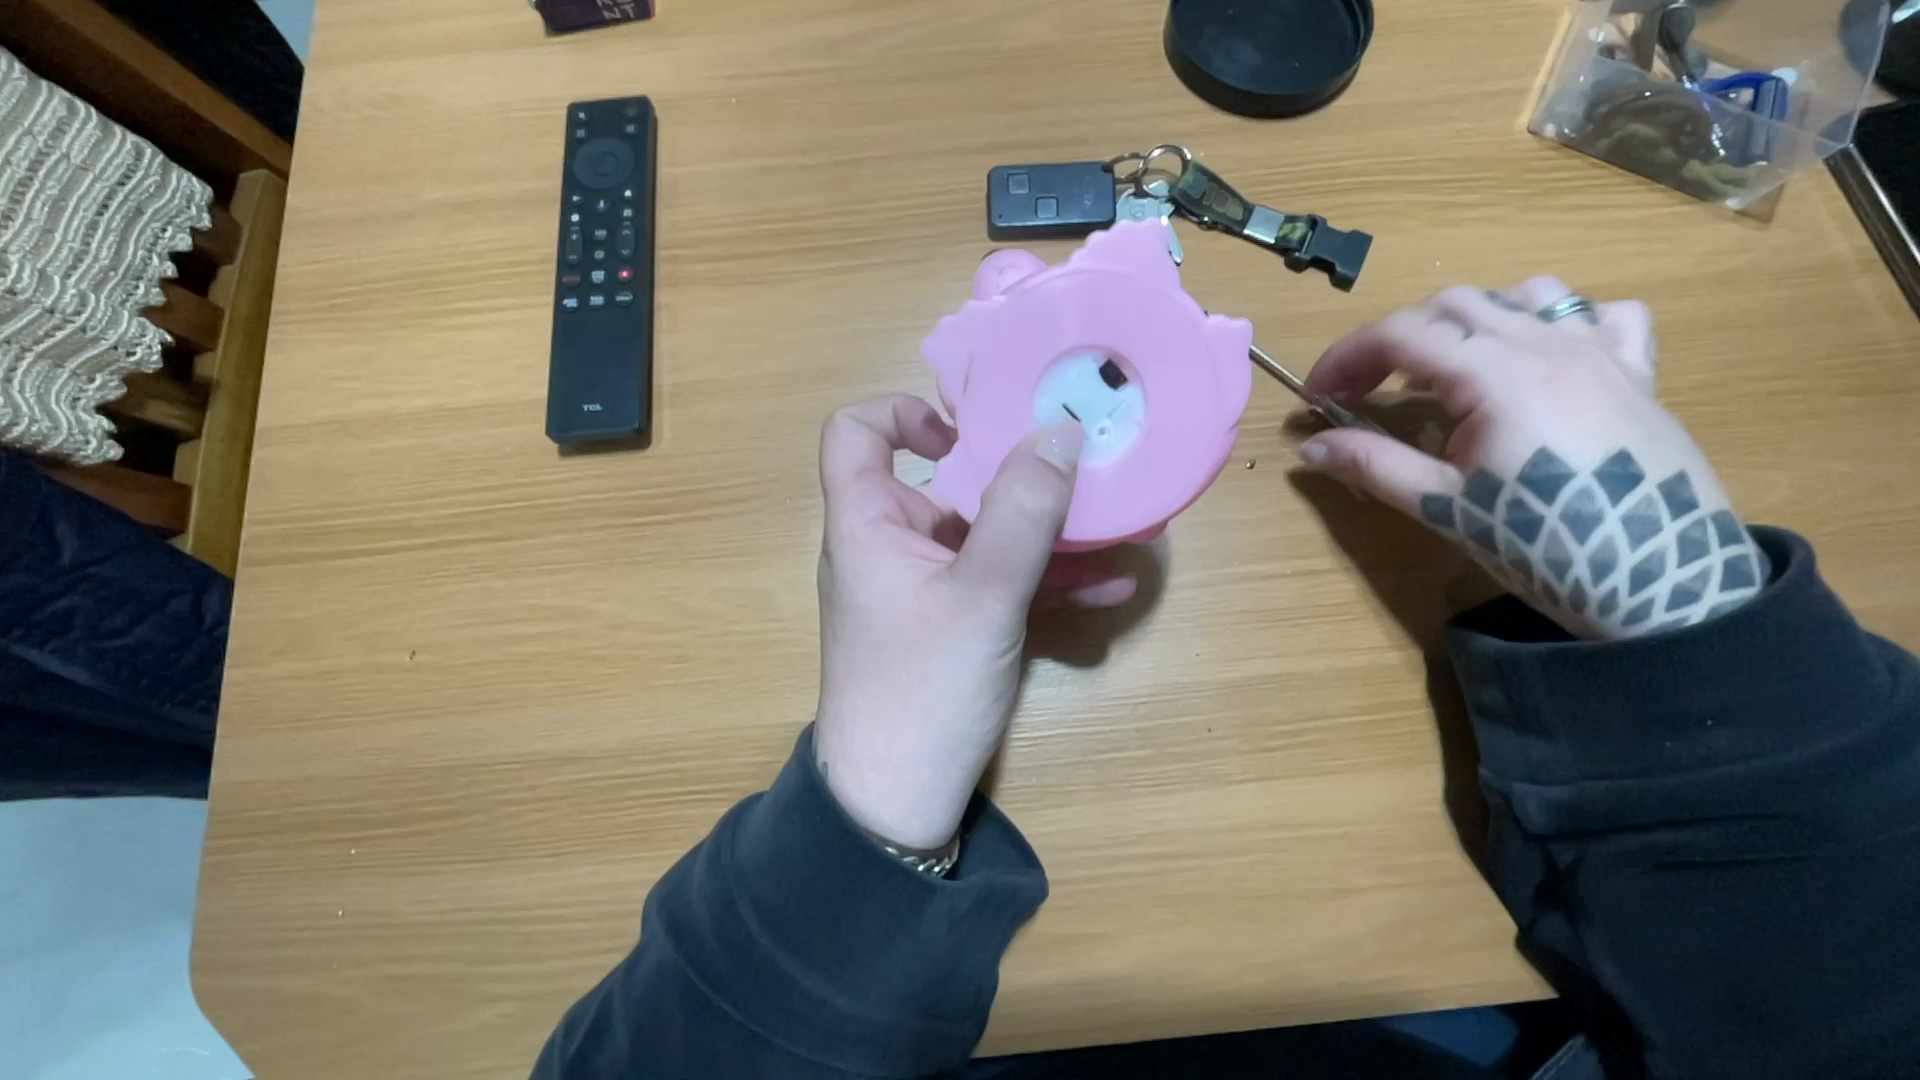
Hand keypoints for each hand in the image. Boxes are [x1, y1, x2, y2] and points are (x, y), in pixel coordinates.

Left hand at [811, 395, 1131, 850]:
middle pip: (946, 482)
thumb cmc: (923, 687)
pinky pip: (997, 584)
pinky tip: (1110, 587)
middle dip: (1018, 475)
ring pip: (985, 536)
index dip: (905, 413)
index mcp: (868, 522)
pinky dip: (1044, 579)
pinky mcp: (951, 626)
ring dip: (1048, 532)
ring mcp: (923, 589)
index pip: (857, 432)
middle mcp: (890, 545)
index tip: (970, 432)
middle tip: (1083, 469)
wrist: (895, 802)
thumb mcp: (984, 595)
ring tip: (1122, 527)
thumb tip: (1058, 431)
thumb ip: (1024, 511)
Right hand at [1297, 276, 1767, 639]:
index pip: (1401, 334)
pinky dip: (1559, 321)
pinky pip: (1602, 315)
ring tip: (1447, 366)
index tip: (1316, 396)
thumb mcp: (1445, 507)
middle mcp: (1548, 345)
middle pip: (1452, 304)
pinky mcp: (1636, 373)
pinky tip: (1540, 358)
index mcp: (1496, 374)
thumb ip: (1373, 466)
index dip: (1345, 357)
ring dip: (1469, 319)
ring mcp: (1600, 352)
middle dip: (1394, 338)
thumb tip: (1308, 449)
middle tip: (1365, 388)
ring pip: (1524, 295)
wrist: (1665, 583)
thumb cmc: (1543, 544)